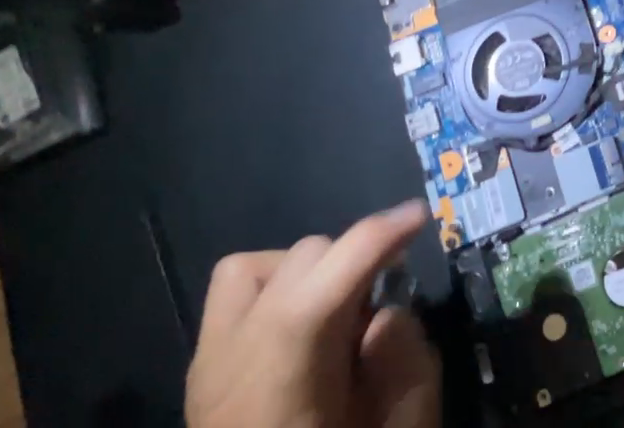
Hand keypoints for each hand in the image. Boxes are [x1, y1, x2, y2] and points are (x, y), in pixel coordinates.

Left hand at [186, 200, 440, 427]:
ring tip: (342, 311)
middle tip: (384, 301)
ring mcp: (209, 359)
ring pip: (263, 264)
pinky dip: (276, 286)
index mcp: (285, 369)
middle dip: (355, 261)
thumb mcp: (401, 425)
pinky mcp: (202, 368)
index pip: (332, 270)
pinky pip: (236, 290)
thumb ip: (405, 358)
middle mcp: (235, 351)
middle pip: (305, 257)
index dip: (380, 234)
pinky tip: (302, 323)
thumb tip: (385, 311)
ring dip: (315, 271)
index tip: (421, 217)